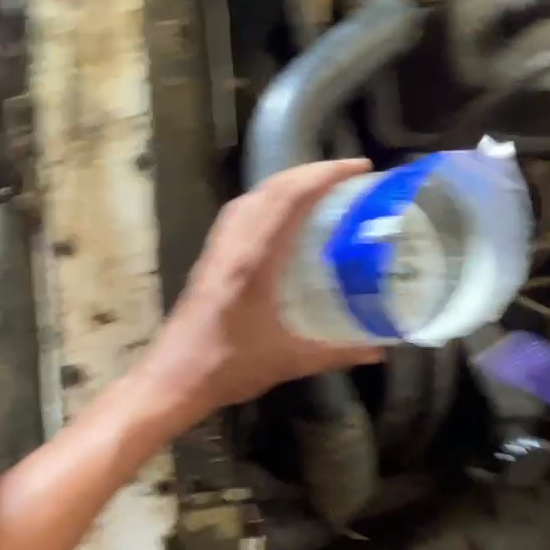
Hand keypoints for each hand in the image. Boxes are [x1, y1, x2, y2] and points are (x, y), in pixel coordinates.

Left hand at [136, 159, 384, 415]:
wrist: (171, 380)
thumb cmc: (226, 369)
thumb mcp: (288, 362)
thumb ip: (336, 353)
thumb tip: (378, 351)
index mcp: (253, 261)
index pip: (290, 198)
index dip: (326, 175)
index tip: (360, 169)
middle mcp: (232, 246)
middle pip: (270, 189)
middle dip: (309, 172)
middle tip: (347, 176)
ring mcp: (216, 252)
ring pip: (250, 199)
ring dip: (284, 185)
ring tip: (317, 190)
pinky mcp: (207, 263)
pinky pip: (238, 216)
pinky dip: (264, 203)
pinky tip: (280, 221)